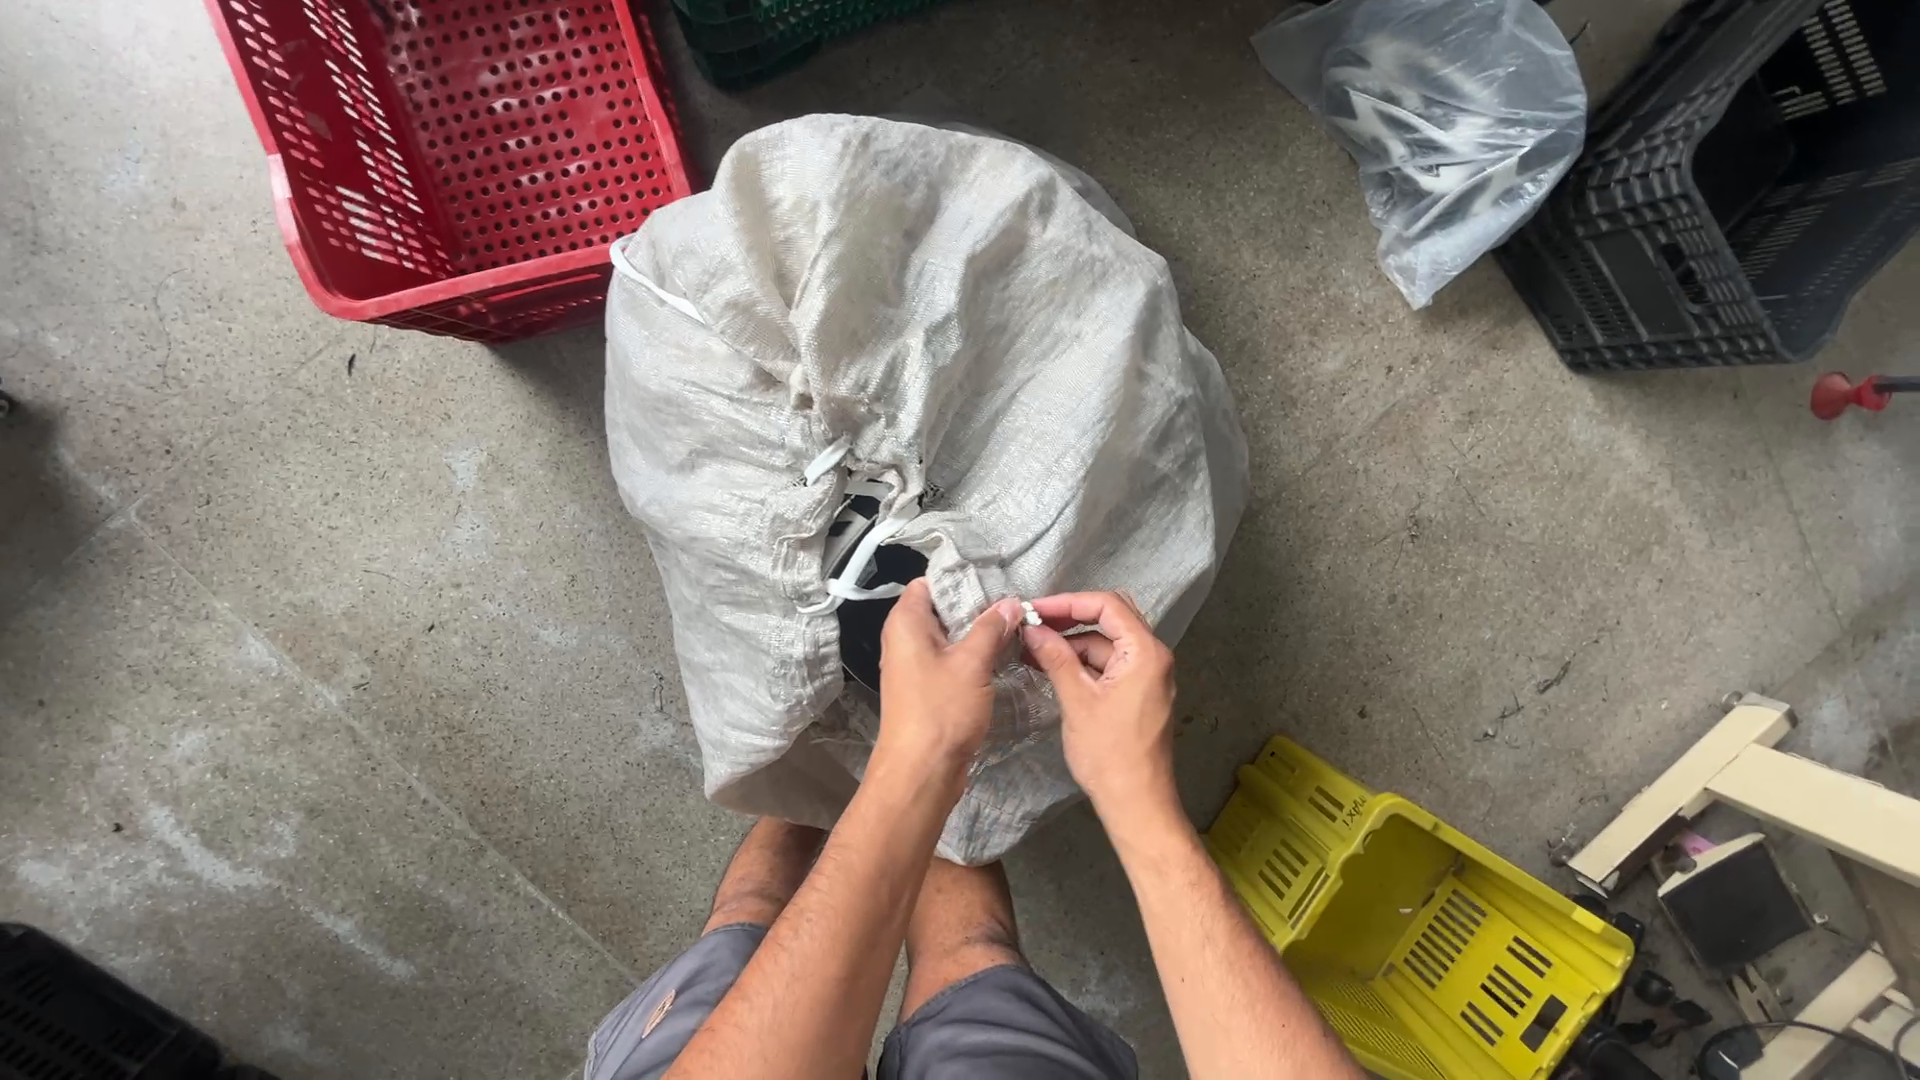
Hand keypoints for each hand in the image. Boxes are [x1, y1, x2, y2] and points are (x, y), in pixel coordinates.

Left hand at [876, 579, 1022, 777]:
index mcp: (905, 623)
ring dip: (976, 632)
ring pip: (948, 636)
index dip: (958, 578)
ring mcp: (914, 666)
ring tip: (1013, 625)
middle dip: (974, 605)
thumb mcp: (972, 663)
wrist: (921, 772)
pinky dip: (971, 656)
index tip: (993, 579)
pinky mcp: (926, 688)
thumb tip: (1010, 602)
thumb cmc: (941, 710)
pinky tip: (999, 656)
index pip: (927, 583)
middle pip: (940, 609)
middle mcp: (904, 639)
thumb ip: (991, 628)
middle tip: (1012, 603)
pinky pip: (950, 660)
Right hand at [1019, 592, 1177, 809]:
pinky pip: (1108, 664)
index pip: (1107, 605)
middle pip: (1110, 618)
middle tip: (1034, 623)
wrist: (1136, 803)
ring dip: (1071, 642)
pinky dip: (1081, 662)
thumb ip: (1055, 658)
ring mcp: (1147, 675)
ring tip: (1033, 648)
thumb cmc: (1109, 754)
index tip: (1035, 610)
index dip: (1068, 602)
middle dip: (1070, 617)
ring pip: (1106, 642)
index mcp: (1145, 653)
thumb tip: (1032, 629)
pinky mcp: (1137, 692)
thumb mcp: (1077, 700)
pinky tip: (1051, 667)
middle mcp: (1152, 657)